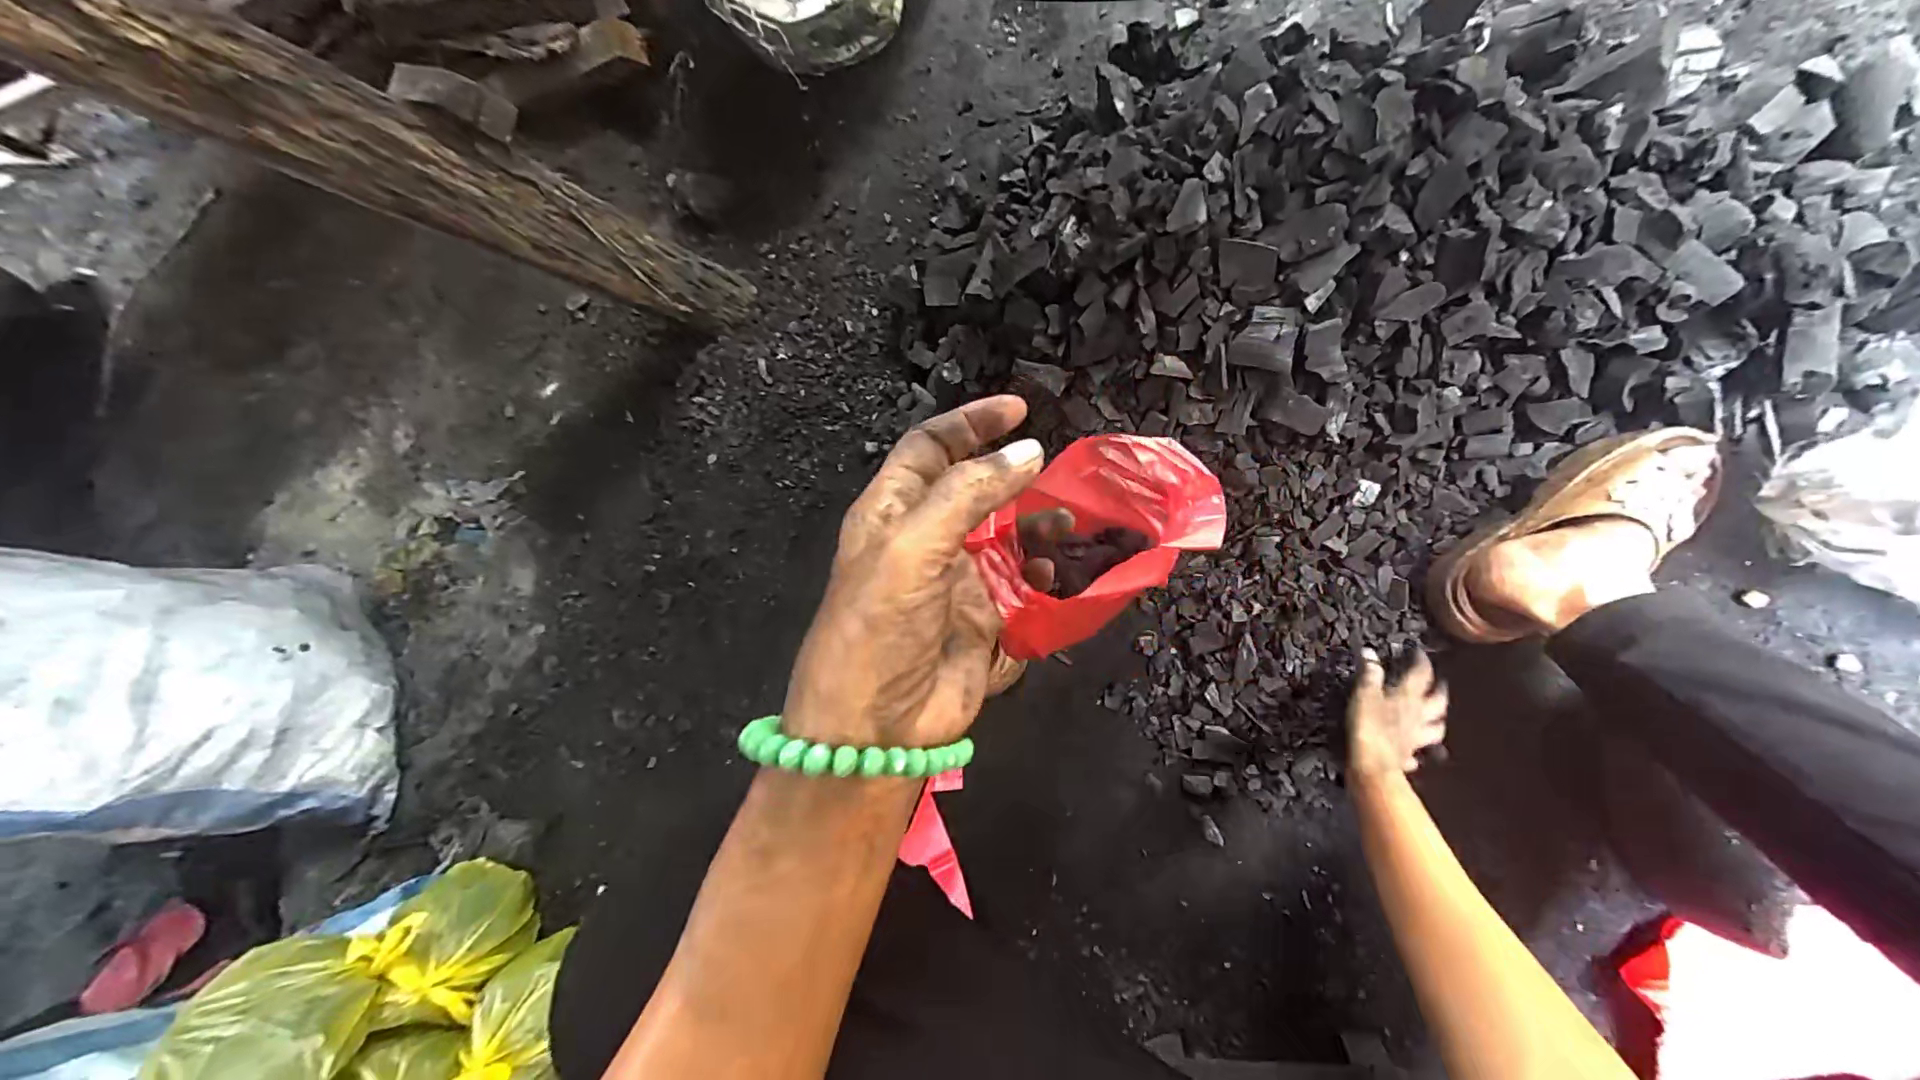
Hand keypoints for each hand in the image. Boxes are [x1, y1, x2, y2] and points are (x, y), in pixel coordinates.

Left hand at [783, 396, 1045, 748]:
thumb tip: (1027, 452)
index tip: (1018, 408)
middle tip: (1053, 471)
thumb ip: (969, 493)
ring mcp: (956, 579)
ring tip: (1062, 525)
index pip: (931, 447)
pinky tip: (1047, 574)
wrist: (876, 727)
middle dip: (1013, 475)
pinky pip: (1022, 583)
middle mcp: (926, 538)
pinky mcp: (983, 617)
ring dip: (1035, 525)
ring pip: (1006, 534)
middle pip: (976, 488)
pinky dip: (1040, 574)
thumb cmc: (880, 626)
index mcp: (893, 510)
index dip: (971, 423)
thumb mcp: (913, 547)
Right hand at [1347, 648, 1448, 779]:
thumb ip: (1369, 674)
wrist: (1373, 764)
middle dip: (1440, 690)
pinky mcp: (1408, 754)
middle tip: (1441, 683)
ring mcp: (1417, 737)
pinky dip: (1420, 748)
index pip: (1421, 674)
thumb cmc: (1369, 725)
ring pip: (1435, 726)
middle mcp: (1419, 716)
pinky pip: (1419, 750)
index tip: (1419, 652)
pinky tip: (1417, 751)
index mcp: (1408, 697)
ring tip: (1437, 716)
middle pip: (1437, 701)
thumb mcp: (1364, 693)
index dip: (1422, 661)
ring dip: (1437, 720)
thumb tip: (1370, 653)